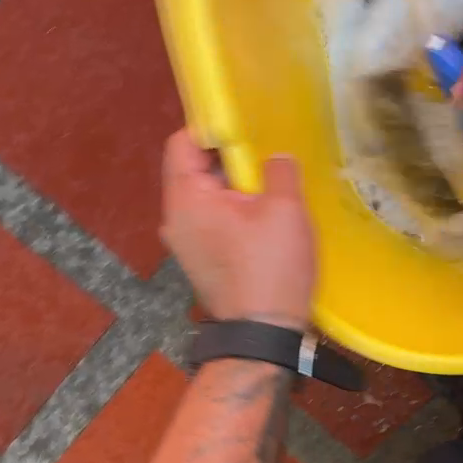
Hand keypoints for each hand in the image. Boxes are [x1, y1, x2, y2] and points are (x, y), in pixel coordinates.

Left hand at [160, 131, 314, 330]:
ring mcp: (187, 245)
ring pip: (211, 200)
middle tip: (272, 166)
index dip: (215, 128)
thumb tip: (275, 158)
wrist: (264, 335)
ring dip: (241, 192)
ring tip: (276, 198)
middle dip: (235, 163)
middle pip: (198, 171)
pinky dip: (239, 217)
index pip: (184, 142)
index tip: (251, 130)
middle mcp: (176, 219)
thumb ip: (279, 170)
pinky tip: (269, 227)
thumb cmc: (272, 268)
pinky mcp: (204, 264)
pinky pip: (217, 225)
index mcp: (186, 198)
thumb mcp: (286, 210)